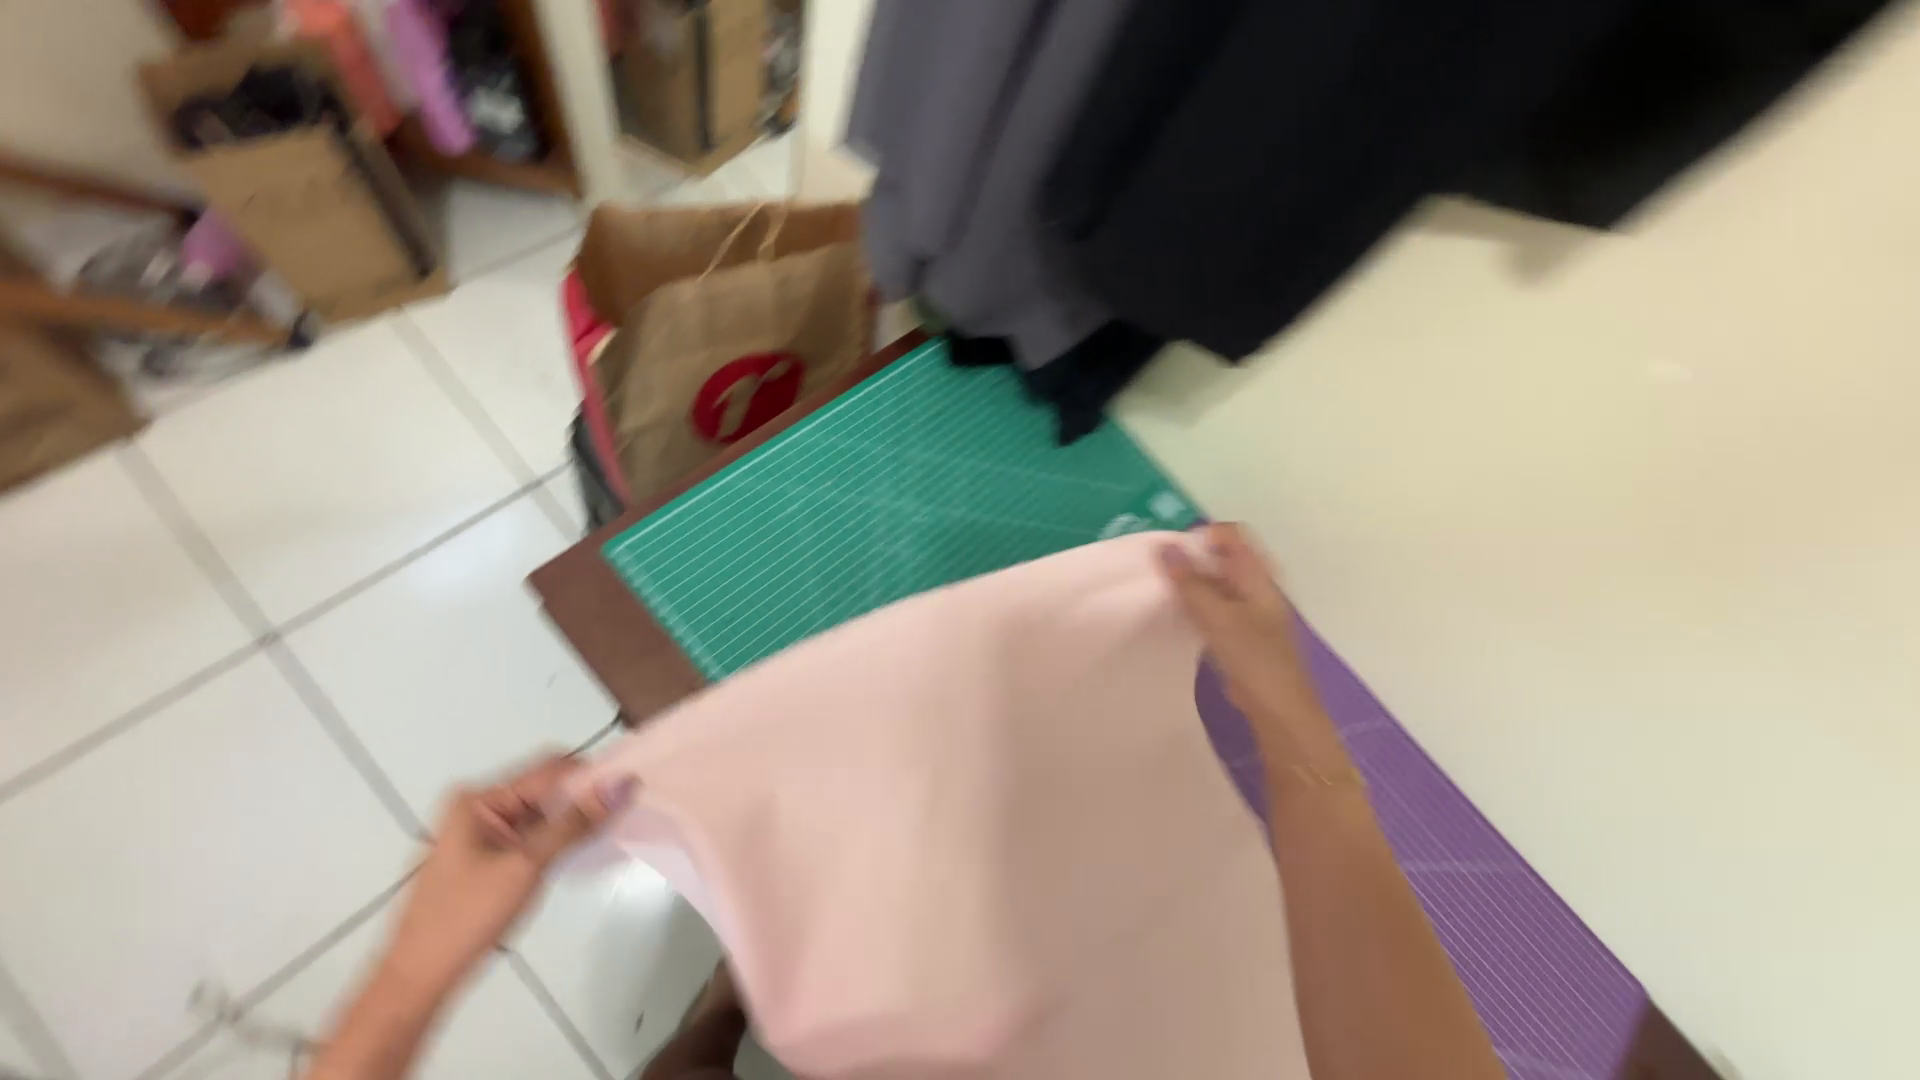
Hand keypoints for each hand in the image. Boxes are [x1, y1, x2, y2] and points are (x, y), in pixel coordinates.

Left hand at [381, 755, 634, 995]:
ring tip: (612, 829)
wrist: (417, 980)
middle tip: (627, 812)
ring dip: (576, 819)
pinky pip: (537, 833)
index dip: (591, 775)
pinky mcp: (492, 855)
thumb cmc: (466, 917)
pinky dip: (561, 837)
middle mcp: (482, 806)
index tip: (632, 789)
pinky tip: (585, 848)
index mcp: (481, 799)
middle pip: (548, 788)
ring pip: (546, 812)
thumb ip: (575, 823)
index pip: (550, 769)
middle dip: (586, 797)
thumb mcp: (526, 865)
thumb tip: (623, 783)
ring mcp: (486, 832)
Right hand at [1158, 524, 1349, 771]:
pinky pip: (1215, 604)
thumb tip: (1164, 547)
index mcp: (1258, 576)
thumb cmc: (1253, 658)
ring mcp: (1250, 609)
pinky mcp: (1241, 631)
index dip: (1202, 536)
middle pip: (1222, 556)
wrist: (1279, 709)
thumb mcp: (1217, 617)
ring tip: (1163, 590)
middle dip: (1192, 558)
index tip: (1171, 552)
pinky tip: (1177, 615)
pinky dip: (1197, 604)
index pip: (1231, 534)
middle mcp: (1256, 586)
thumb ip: (1190, 582)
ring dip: (1192, 582)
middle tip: (1160, 570)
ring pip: (1217, 581)